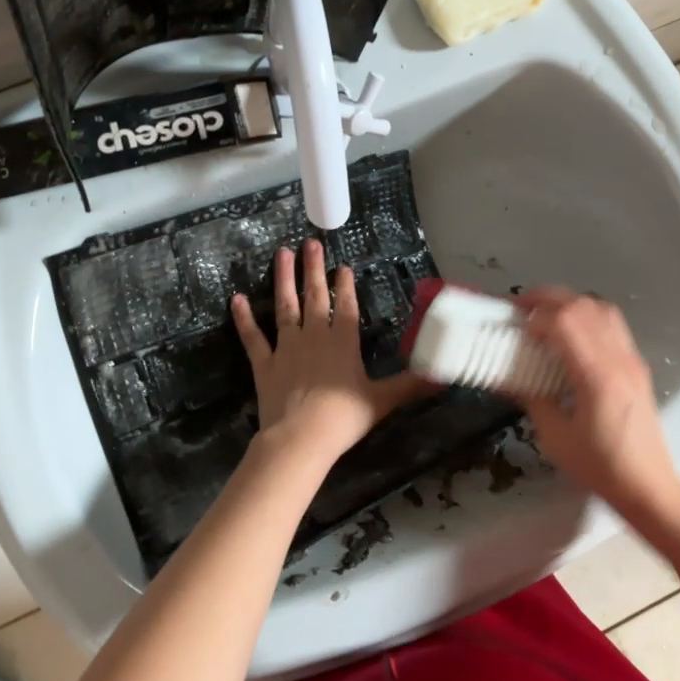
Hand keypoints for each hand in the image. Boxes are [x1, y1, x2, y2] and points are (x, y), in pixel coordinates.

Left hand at [231, 240, 422, 464]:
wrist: (301, 437)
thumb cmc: (344, 418)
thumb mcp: (382, 400)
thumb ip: (410, 385)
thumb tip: (443, 376)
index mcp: (343, 342)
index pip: (345, 306)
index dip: (344, 285)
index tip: (342, 265)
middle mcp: (314, 336)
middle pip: (314, 296)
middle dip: (313, 268)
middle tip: (310, 242)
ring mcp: (286, 347)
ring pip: (285, 306)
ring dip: (283, 279)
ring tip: (282, 253)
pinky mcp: (264, 364)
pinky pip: (253, 337)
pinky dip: (244, 319)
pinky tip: (236, 299)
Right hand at [513, 289, 679, 521]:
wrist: (648, 486)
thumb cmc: (600, 466)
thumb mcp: (555, 437)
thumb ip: (532, 398)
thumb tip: (505, 376)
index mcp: (597, 376)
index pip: (565, 322)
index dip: (535, 315)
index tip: (512, 322)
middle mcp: (618, 359)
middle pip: (583, 306)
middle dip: (549, 299)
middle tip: (521, 308)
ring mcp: (632, 359)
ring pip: (601, 309)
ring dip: (570, 303)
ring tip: (545, 315)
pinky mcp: (637, 365)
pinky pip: (613, 324)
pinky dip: (587, 315)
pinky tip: (571, 333)